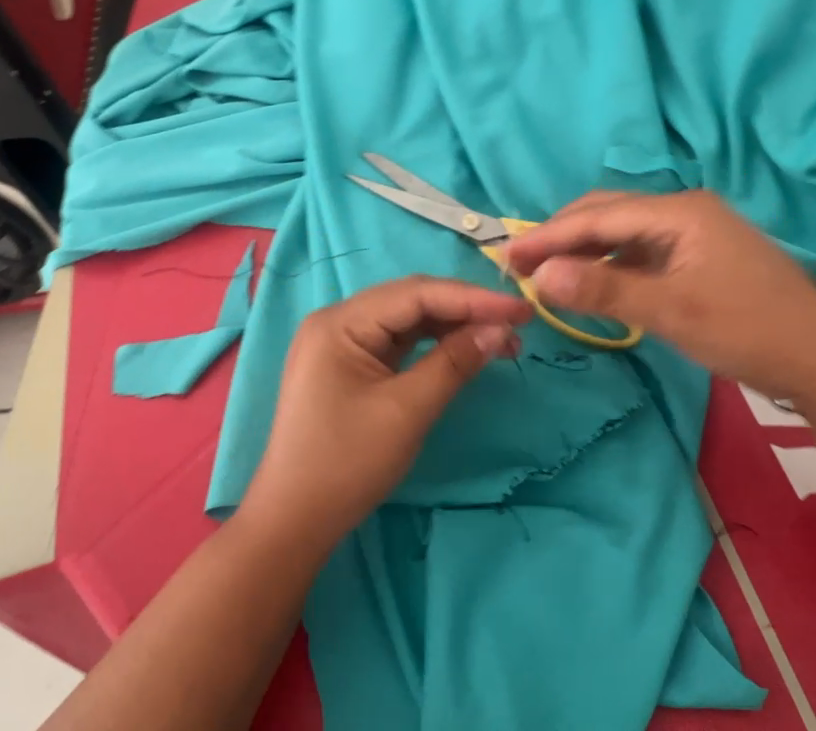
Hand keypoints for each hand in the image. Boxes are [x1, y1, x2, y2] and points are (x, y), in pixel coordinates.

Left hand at [243, 276, 531, 544]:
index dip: (472, 298)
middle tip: (517, 324)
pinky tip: (465, 351)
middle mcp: (337, 321)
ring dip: (453, 327)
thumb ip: (454, 363)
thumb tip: (500, 331)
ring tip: (502, 341)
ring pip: (407, 321)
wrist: (294, 521)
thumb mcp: (406, 411)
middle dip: (466, 310)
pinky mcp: (349, 367)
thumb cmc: (346, 463)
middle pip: (411, 301)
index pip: (416, 293)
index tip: (520, 309)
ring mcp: (340, 344)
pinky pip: (398, 343)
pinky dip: (433, 346)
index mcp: (340, 322)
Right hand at [506, 190, 815, 399]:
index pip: (599, 216)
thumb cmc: (748, 330)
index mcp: (680, 212)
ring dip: (585, 253)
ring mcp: (695, 235)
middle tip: (520, 265)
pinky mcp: (700, 259)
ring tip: (546, 275)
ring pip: (624, 235)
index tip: (507, 257)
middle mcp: (685, 212)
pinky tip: (592, 287)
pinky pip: (642, 254)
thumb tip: (543, 275)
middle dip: (563, 237)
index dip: (550, 235)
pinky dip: (611, 268)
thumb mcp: (672, 312)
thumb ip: (605, 291)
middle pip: (609, 215)